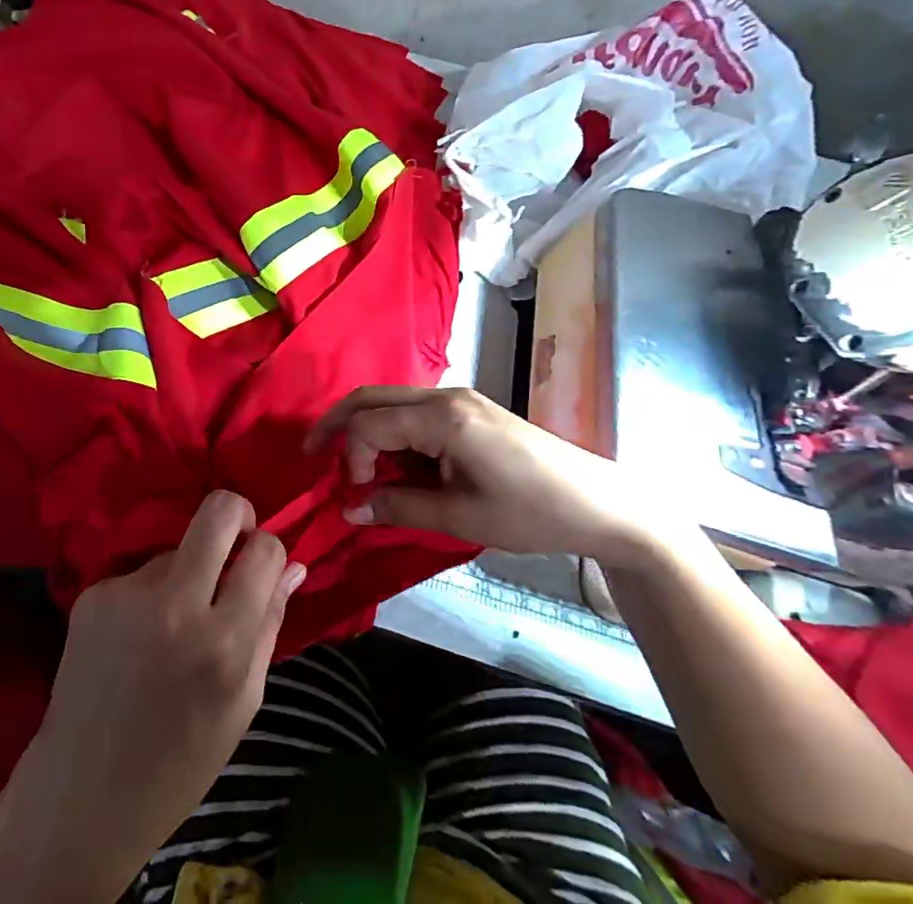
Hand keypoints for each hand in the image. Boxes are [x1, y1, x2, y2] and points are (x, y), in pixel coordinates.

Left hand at [0, 491, 304, 903]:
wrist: (84, 794)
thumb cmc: (181, 762)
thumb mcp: (244, 701)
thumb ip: (270, 624)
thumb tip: (293, 566)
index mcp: (223, 641)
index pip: (264, 549)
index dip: (269, 550)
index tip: (261, 567)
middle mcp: (174, 604)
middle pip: (217, 511)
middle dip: (236, 514)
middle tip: (235, 542)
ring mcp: (126, 595)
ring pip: (175, 549)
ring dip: (185, 573)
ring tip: (170, 628)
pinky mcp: (91, 596)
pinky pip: (139, 575)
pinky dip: (148, 595)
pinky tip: (136, 640)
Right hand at [307, 386, 699, 569]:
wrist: (600, 504)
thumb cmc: (531, 512)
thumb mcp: (459, 517)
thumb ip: (397, 507)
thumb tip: (347, 508)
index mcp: (442, 417)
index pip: (369, 424)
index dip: (351, 458)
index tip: (360, 496)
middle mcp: (445, 396)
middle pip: (371, 397)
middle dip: (336, 425)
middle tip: (312, 456)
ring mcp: (459, 399)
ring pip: (390, 402)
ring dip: (364, 430)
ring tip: (353, 469)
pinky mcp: (469, 411)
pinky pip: (413, 413)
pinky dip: (391, 435)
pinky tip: (392, 465)